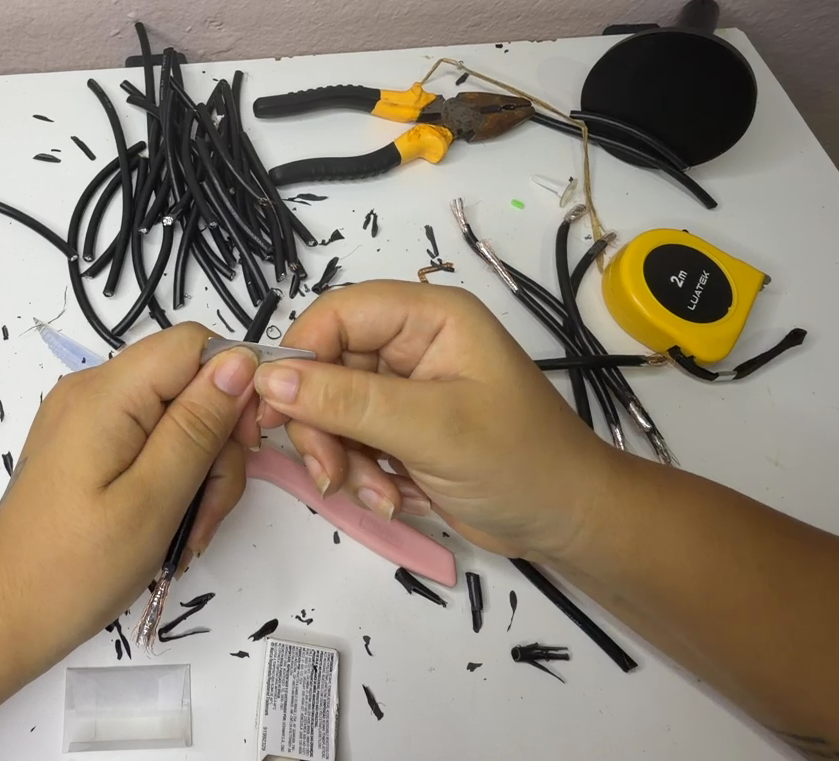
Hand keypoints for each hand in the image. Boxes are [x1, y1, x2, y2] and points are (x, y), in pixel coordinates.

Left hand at [0, 323, 257, 669]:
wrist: (1, 614)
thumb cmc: (75, 568)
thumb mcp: (151, 500)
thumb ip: (197, 426)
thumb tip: (239, 360)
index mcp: (106, 392)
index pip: (192, 343)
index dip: (232, 382)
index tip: (244, 444)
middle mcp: (95, 388)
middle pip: (188, 384)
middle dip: (215, 444)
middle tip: (207, 512)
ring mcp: (89, 416)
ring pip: (176, 415)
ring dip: (197, 472)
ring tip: (186, 532)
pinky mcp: (89, 441)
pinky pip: (150, 438)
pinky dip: (171, 476)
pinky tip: (168, 524)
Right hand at [253, 280, 618, 561]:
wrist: (570, 525)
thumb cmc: (518, 463)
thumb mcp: (431, 429)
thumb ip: (347, 402)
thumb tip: (268, 379)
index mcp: (427, 315)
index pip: (337, 314)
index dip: (301, 355)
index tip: (274, 409)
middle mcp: (409, 340)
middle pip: (326, 364)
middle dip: (322, 422)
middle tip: (329, 473)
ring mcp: (402, 383)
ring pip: (330, 404)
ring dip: (339, 454)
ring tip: (372, 492)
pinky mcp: (398, 422)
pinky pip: (348, 434)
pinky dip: (356, 468)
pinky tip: (389, 494)